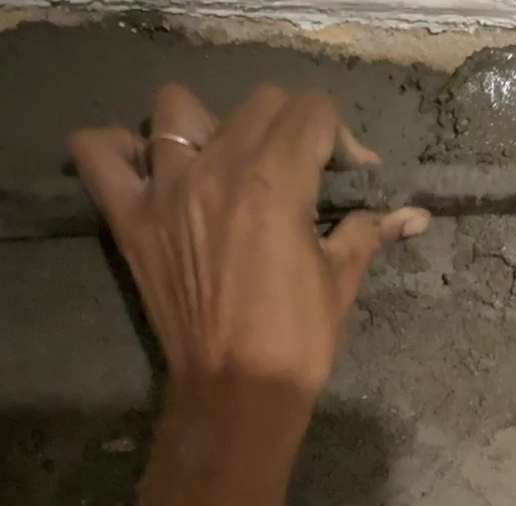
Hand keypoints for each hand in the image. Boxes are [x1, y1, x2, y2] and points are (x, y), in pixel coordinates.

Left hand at [69, 83, 428, 423]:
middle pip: (259, 105)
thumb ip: (370, 232)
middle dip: (294, 130)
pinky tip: (156, 171)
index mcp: (275, 183)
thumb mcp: (342, 282)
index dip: (342, 139)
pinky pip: (100, 150)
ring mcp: (164, 189)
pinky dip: (123, 148)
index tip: (351, 177)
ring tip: (230, 167)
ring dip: (213, 127)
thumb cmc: (300, 341)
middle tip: (306, 177)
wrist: (238, 390)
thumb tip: (415, 214)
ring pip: (179, 109)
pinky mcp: (129, 216)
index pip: (312, 112)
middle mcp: (215, 169)